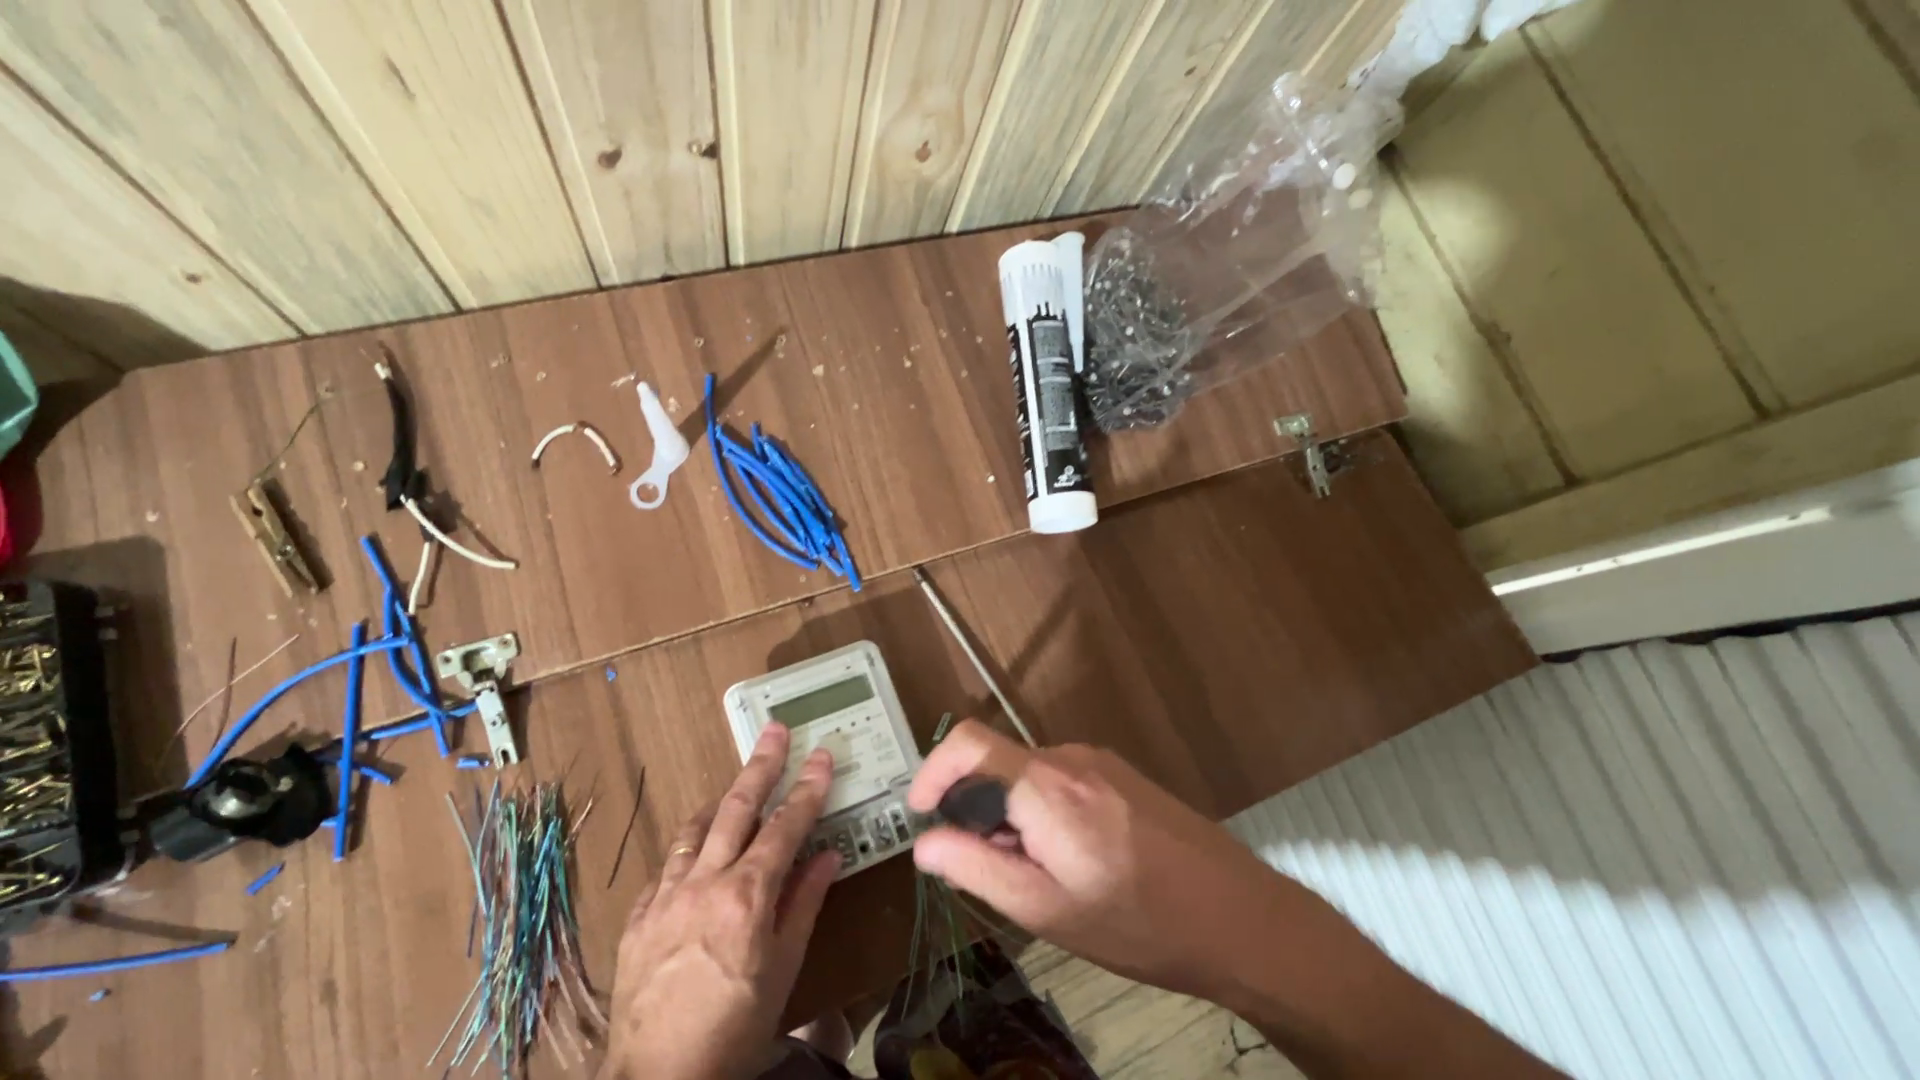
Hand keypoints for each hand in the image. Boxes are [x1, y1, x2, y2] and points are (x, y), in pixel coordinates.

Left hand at [599, 726, 841, 1079]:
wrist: (658, 1076)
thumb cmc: (735, 1027)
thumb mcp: (783, 969)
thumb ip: (803, 904)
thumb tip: (826, 856)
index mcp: (747, 894)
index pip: (785, 826)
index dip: (807, 788)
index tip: (821, 756)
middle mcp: (704, 882)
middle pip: (736, 809)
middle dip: (760, 766)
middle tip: (775, 731)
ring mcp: (664, 896)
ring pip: (693, 830)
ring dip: (717, 802)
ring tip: (733, 785)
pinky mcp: (637, 917)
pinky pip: (664, 868)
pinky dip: (685, 850)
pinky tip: (692, 853)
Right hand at [907, 719, 1284, 1002]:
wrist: (1240, 919)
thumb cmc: (1138, 923)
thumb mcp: (1045, 910)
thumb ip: (976, 868)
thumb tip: (924, 842)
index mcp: (1046, 787)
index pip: (969, 742)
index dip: (932, 772)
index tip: (922, 815)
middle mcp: (1071, 758)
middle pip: (997, 763)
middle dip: (977, 811)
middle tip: (989, 871)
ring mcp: (1103, 763)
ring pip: (1028, 777)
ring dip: (1012, 817)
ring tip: (1039, 879)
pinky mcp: (1124, 777)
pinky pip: (1062, 782)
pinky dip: (1044, 813)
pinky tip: (1073, 863)